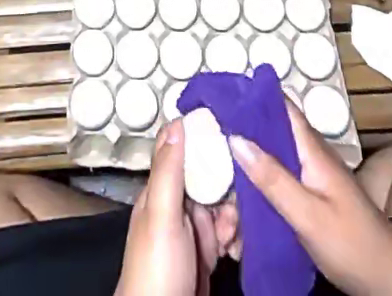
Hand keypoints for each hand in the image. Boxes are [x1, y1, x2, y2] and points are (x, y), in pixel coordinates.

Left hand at [117, 119, 221, 295]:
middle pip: (208, 180)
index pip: (183, 152)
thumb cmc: (156, 271)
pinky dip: (233, 239)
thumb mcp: (161, 214)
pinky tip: (235, 249)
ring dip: (232, 218)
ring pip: (220, 207)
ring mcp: (190, 233)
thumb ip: (169, 170)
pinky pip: (224, 234)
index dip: (205, 143)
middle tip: (234, 208)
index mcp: (160, 192)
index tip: (232, 137)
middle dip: (227, 189)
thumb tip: (177, 120)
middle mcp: (174, 207)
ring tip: (232, 238)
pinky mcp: (204, 256)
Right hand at [227, 101, 391, 295]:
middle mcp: (306, 156)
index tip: (216, 98)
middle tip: (210, 167)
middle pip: (264, 137)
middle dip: (235, 148)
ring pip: (264, 167)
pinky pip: (271, 190)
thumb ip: (272, 177)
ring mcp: (306, 178)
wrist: (390, 281)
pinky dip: (253, 203)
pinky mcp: (305, 200)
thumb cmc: (354, 244)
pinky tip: (240, 228)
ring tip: (223, 214)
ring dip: (241, 185)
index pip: (277, 105)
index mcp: (310, 149)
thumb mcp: (308, 214)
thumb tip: (235, 137)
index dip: (248, 95)